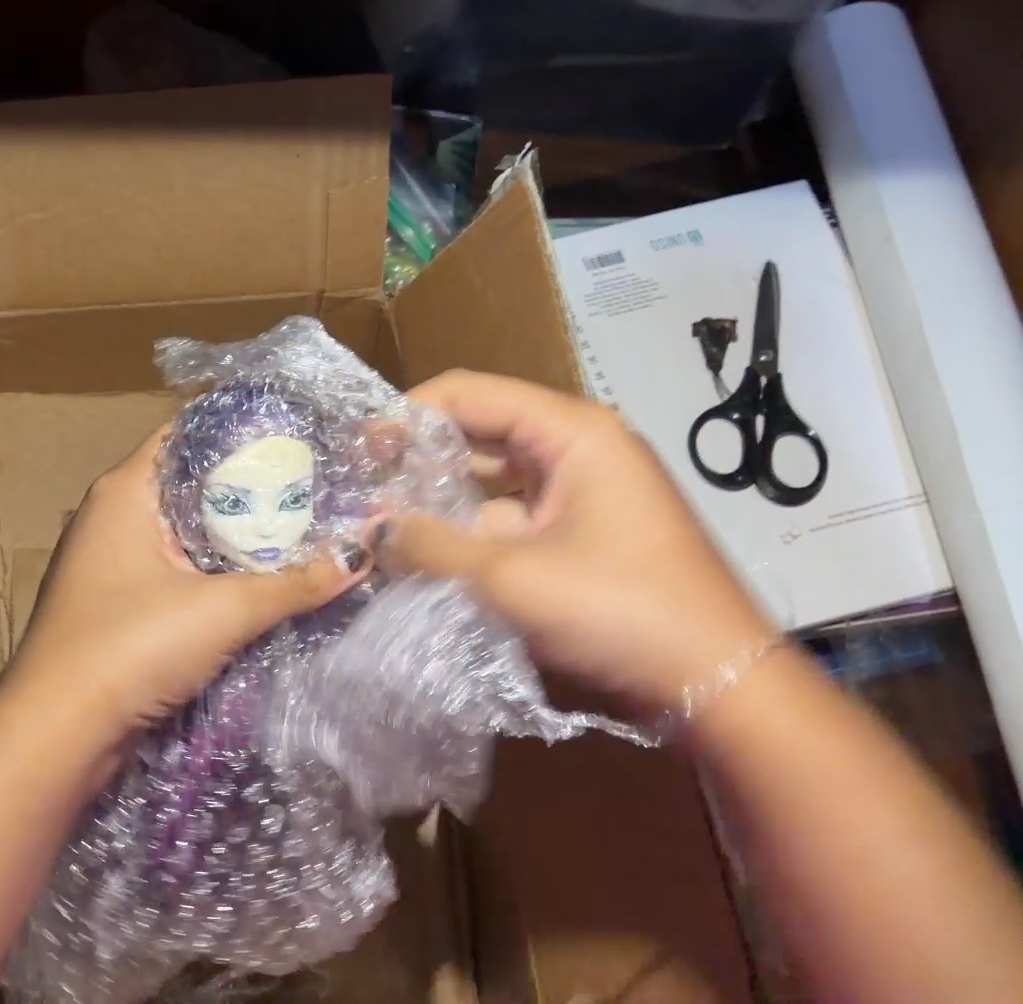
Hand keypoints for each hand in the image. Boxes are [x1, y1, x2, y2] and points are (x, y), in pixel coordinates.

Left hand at [5, 424, 371, 746]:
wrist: (58, 730)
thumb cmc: (131, 646)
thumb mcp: (222, 611)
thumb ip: (294, 582)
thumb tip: (362, 554)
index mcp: (124, 491)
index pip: (187, 434)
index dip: (243, 431)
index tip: (302, 435)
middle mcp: (112, 515)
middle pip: (191, 484)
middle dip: (251, 489)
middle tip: (319, 486)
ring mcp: (110, 561)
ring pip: (184, 532)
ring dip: (235, 536)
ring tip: (306, 529)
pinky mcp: (117, 603)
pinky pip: (175, 570)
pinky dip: (214, 572)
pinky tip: (263, 581)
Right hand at [385, 370, 775, 709]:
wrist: (720, 685)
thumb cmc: (620, 610)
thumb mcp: (509, 575)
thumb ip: (429, 544)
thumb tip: (369, 528)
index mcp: (572, 433)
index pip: (468, 393)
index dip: (405, 412)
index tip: (358, 449)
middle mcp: (576, 448)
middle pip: (477, 429)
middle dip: (416, 454)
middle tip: (361, 484)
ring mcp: (579, 491)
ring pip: (488, 476)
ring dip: (436, 495)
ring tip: (381, 520)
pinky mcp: (576, 531)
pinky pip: (505, 514)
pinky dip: (464, 528)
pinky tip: (422, 554)